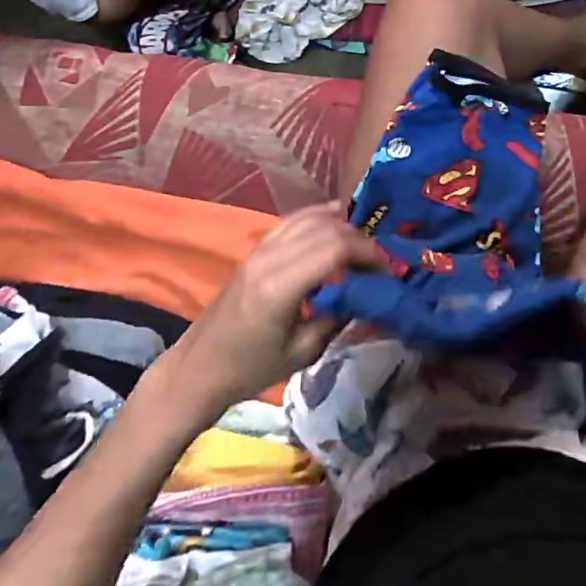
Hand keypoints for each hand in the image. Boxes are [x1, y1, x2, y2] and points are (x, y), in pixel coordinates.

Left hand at [155, 201, 383, 410]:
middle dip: (359, 239)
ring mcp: (260, 249)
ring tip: (362, 244)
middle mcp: (270, 257)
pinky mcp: (256, 249)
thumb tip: (364, 295)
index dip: (367, 253)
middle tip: (378, 261)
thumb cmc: (250, 369)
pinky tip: (335, 220)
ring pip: (309, 217)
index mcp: (280, 286)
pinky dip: (318, 216)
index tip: (386, 270)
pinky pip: (292, 220)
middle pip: (326, 229)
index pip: (335, 248)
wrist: (199, 368)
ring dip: (340, 225)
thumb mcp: (302, 353)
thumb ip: (336, 318)